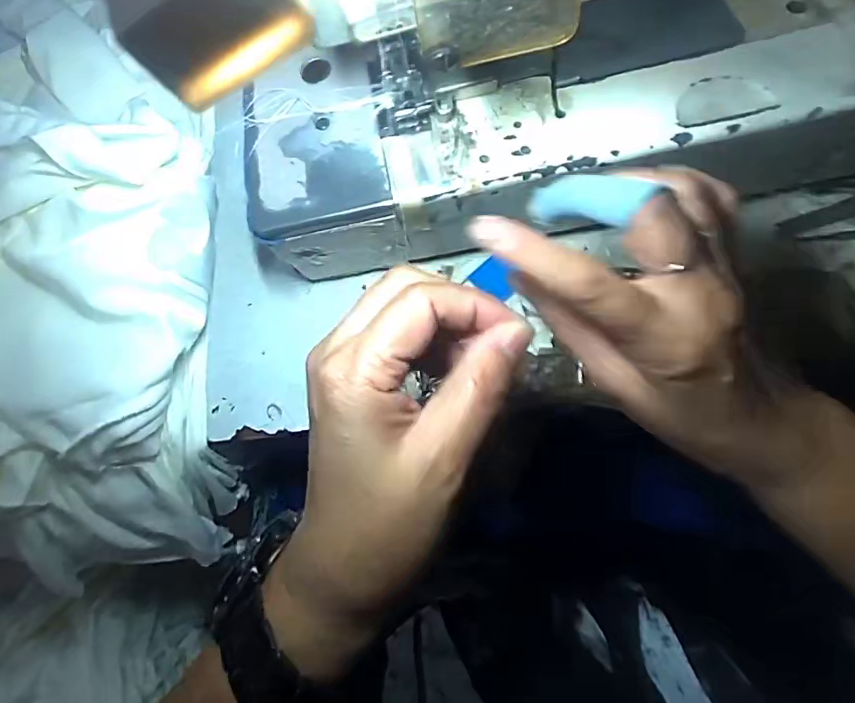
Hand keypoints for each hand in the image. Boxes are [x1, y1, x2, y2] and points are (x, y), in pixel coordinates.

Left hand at [265, 266, 532, 681]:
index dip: (475, 305)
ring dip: (446, 315)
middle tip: (502, 341)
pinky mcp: (345, 368)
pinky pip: (391, 324)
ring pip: (397, 298)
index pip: (420, 298)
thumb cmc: (388, 525)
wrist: (339, 570)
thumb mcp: (443, 458)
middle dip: (460, 303)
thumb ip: (479, 385)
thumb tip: (518, 328)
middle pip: (404, 285)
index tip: (519, 335)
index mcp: (352, 366)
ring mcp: (336, 354)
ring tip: (483, 356)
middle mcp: (335, 346)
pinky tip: (455, 364)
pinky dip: (429, 332)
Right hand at [465, 167, 827, 488]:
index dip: (532, 250)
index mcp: (664, 335)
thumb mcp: (616, 386)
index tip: (487, 227)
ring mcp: (725, 262)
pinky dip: (670, 182)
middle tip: (551, 205)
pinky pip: (710, 193)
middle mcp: (700, 287)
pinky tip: (642, 191)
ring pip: (682, 189)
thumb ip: (568, 324)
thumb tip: (519, 272)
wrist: (769, 422)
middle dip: (588, 193)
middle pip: (650, 210)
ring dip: (626, 182)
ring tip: (590, 195)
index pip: (589, 283)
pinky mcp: (737, 250)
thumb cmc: (688, 416)